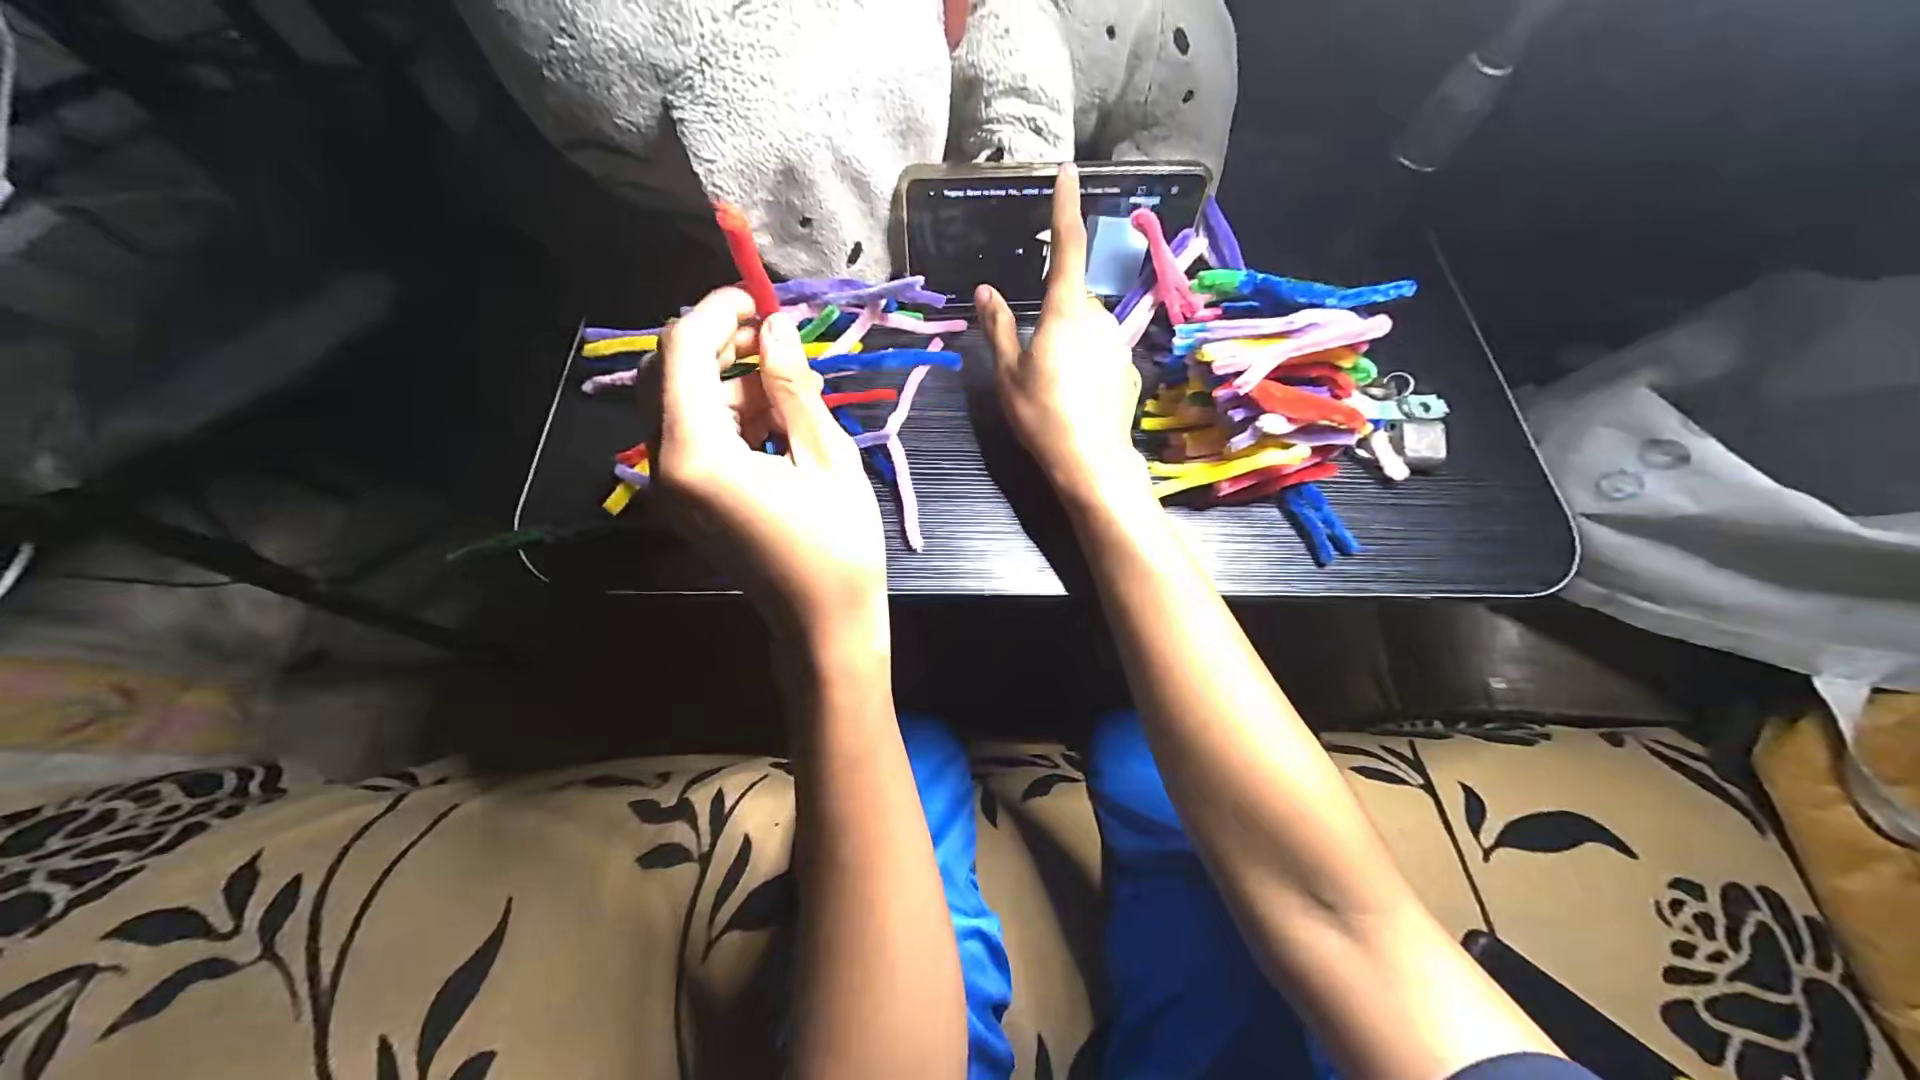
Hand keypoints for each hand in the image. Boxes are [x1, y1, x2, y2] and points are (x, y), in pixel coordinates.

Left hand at [652, 288, 887, 649]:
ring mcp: (668, 486)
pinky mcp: (683, 499)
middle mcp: (664, 465)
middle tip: (778, 336)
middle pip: (671, 372)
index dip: (717, 311)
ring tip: (792, 392)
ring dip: (730, 381)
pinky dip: (728, 415)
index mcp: (697, 454)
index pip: (682, 351)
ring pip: (682, 402)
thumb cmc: (839, 546)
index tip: (760, 297)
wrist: (822, 623)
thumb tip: (777, 324)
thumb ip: (792, 384)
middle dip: (721, 343)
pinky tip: (775, 424)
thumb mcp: (826, 456)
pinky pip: (693, 435)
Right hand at [975, 163, 1144, 497]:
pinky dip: (1086, 360)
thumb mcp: (1009, 372)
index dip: (1065, 208)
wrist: (1090, 460)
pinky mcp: (1128, 367)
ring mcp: (1117, 343)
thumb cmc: (1042, 413)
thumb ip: (998, 326)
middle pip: (1074, 297)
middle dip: (1055, 311)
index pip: (1067, 246)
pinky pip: (1101, 350)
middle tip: (1034, 352)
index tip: (1068, 173)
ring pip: (1088, 324)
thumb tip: (984, 290)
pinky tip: (1075, 393)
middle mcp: (1098, 317)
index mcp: (1066, 311)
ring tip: (1053, 380)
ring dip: (1070, 337)